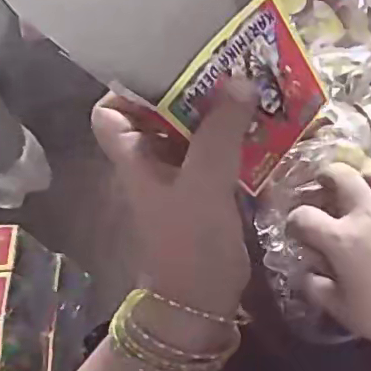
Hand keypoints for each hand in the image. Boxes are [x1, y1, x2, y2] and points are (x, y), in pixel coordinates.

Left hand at [91, 82, 255, 320]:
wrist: (203, 302)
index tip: (165, 68)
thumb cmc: (191, 244)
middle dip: (190, 92)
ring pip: (193, 135)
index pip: (110, 112)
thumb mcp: (204, 185)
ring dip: (218, 116)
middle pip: (160, 116)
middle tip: (225, 67)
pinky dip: (235, 142)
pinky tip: (261, 131)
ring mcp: (181, 181)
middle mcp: (153, 165)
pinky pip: (217, 158)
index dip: (127, 89)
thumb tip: (241, 82)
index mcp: (135, 158)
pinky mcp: (207, 197)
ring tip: (250, 91)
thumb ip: (220, 134)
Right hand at [285, 165, 370, 351]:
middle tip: (321, 184)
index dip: (294, 221)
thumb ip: (317, 288)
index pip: (304, 216)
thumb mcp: (342, 310)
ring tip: (355, 188)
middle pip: (340, 175)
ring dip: (359, 176)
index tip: (296, 231)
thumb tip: (308, 272)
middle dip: (324, 176)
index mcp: (341, 239)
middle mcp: (366, 214)